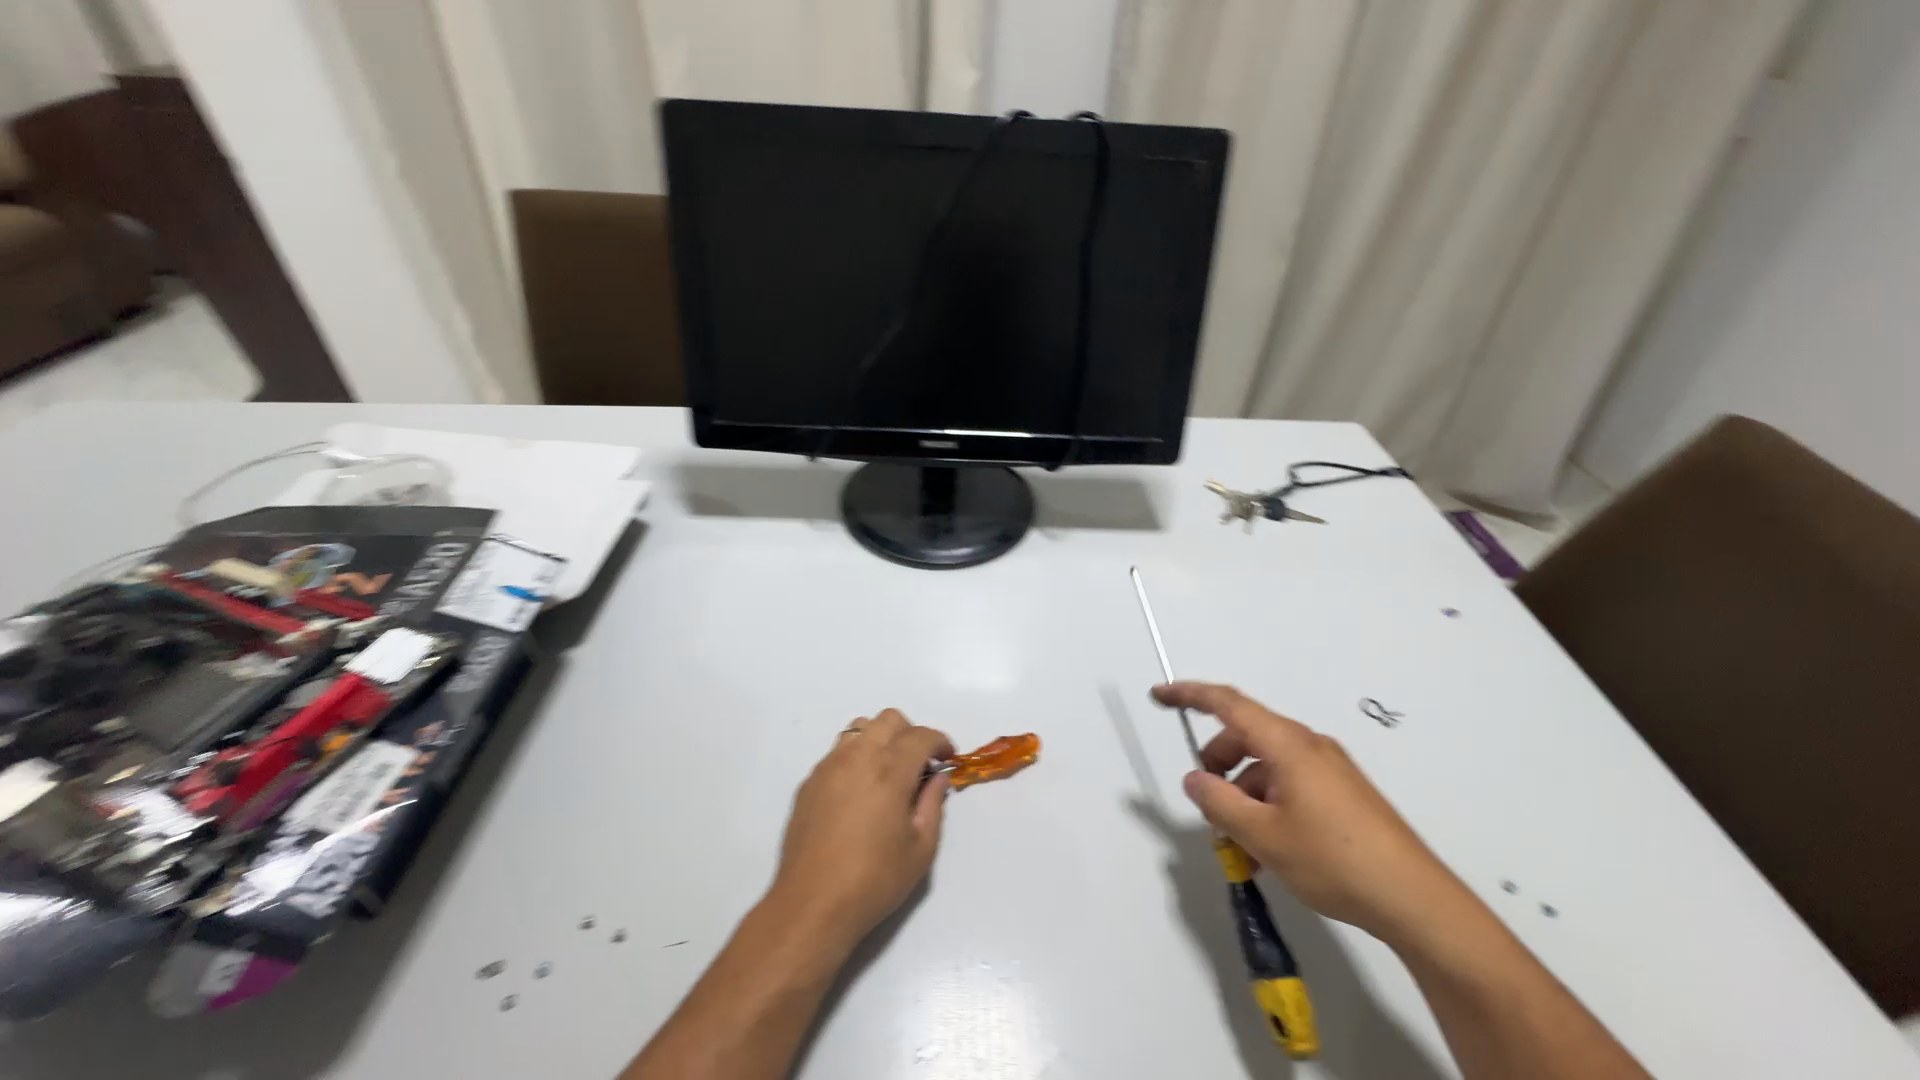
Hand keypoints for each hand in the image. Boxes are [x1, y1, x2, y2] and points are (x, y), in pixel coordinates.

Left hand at [771, 709, 952, 947]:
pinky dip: (855, 758)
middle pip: (888, 720)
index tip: (947, 759)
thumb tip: (937, 778)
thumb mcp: (920, 848)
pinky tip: (859, 793)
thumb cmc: (874, 880)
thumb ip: (933, 805)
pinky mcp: (808, 783)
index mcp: (890, 771)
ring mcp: (828, 768)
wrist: (813, 903)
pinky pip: (837, 753)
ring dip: (880, 740)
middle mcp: (857, 758)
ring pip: (859, 729)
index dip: (940, 742)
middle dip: (910, 734)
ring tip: (887, 774)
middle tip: (919, 765)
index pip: (921, 736)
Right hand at [1154, 681, 1471, 948]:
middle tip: (1208, 812)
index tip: (1160, 695)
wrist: (1413, 899)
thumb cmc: (1333, 859)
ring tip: (1243, 851)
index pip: (1229, 705)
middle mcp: (1309, 748)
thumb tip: (1195, 780)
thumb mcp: (1262, 836)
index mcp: (1288, 746)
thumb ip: (1219, 803)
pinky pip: (1290, 787)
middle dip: (1218, 768)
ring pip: (1267, 770)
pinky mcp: (1343, 794)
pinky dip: (1268, 809)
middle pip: (1246, 740)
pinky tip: (1270, 853)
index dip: (1190, 696)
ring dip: (1243, 799)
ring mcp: (1330, 771)